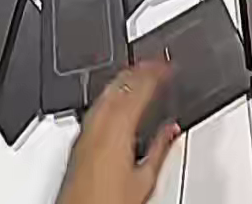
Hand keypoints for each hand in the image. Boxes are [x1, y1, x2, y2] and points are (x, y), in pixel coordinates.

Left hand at [55, 59, 179, 203]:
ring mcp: (87, 125)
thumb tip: (172, 128)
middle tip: (157, 62)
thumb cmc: (107, 203)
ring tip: (142, 70)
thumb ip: (160, 148)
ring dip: (126, 75)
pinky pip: (98, 100)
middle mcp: (100, 119)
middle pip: (122, 80)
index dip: (155, 70)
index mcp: (119, 125)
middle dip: (141, 67)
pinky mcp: (80, 134)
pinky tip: (119, 93)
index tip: (167, 64)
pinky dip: (113, 90)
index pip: (140, 85)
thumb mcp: (143, 181)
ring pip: (109, 87)